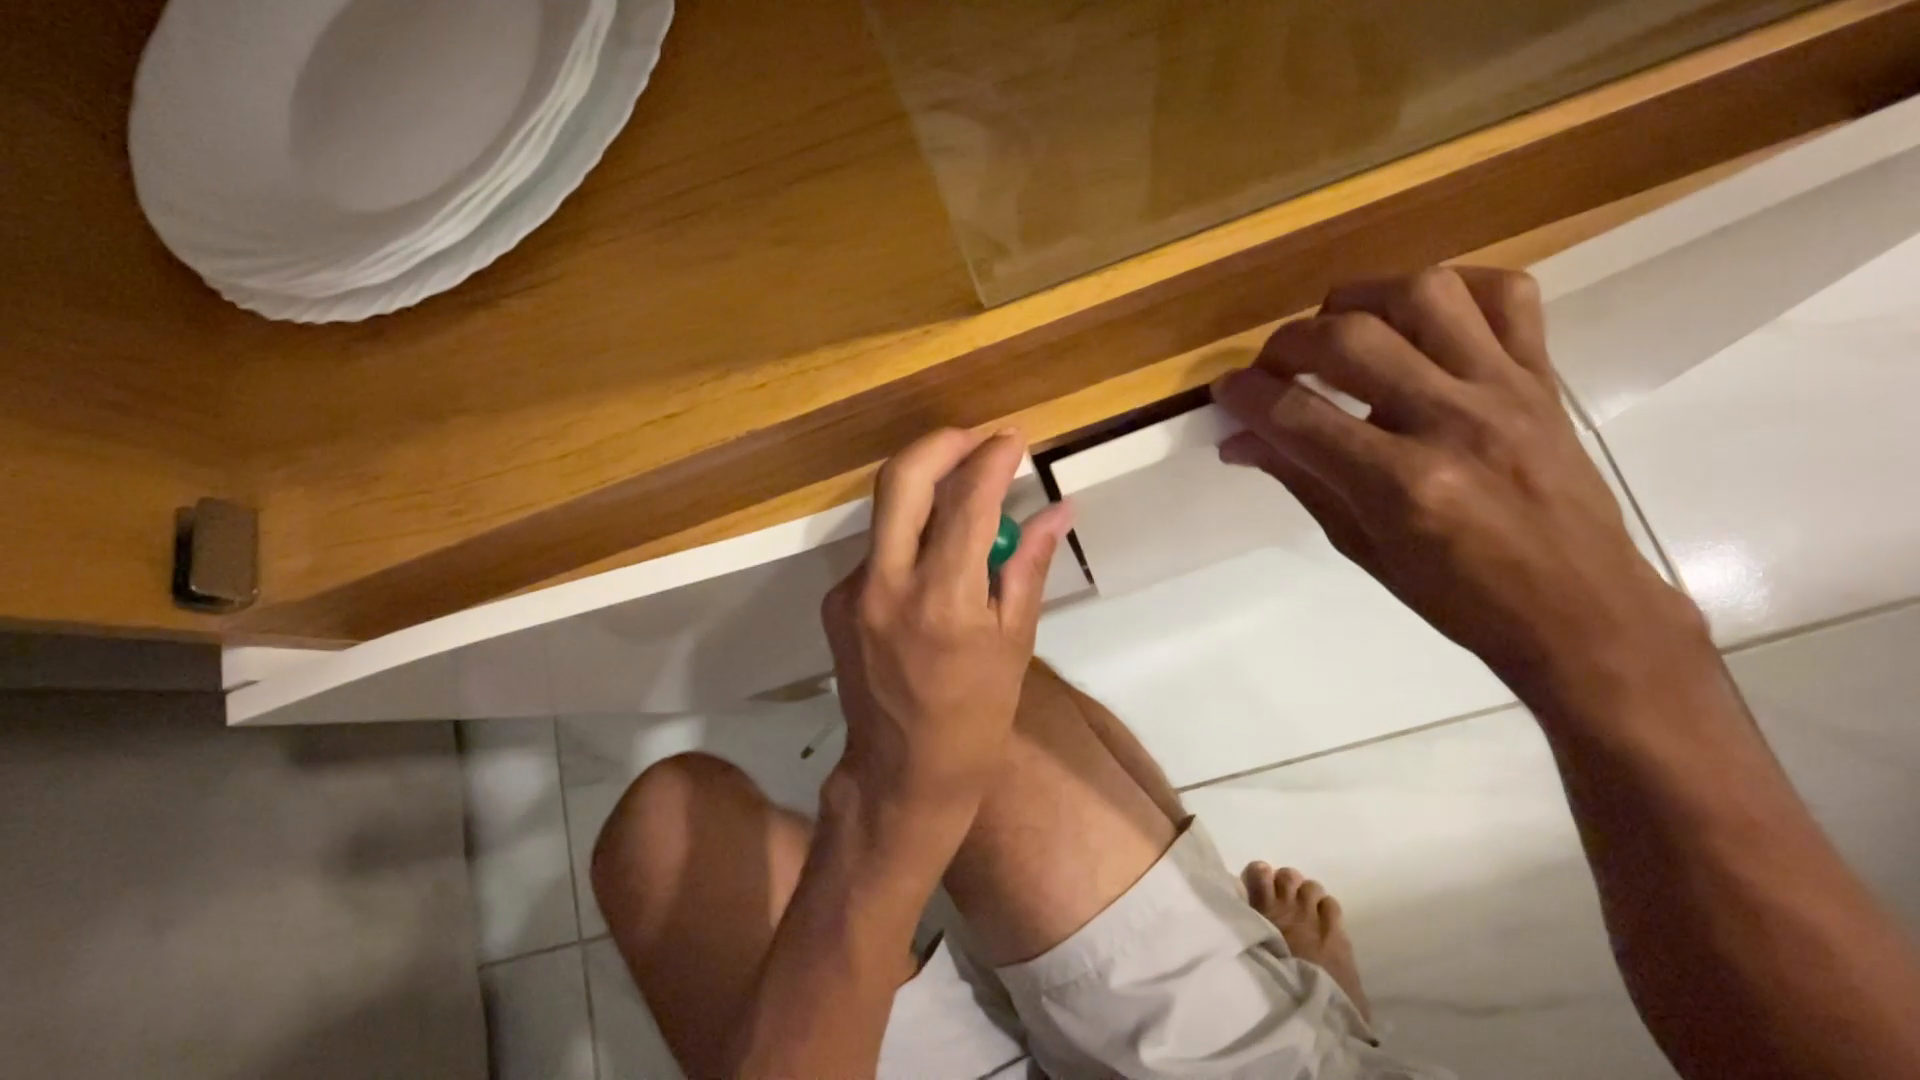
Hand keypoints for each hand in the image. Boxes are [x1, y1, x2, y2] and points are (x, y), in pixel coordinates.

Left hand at [822, 429, 1072, 812]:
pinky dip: (910, 539)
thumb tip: (1057, 509)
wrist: (901, 772)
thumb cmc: (976, 716)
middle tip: (975, 440)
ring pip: (885, 512)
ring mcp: (851, 592)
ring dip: (926, 492)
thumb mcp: (1014, 641)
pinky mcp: (834, 603)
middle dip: (941, 445)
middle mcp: (886, 584)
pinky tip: (935, 562)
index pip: (967, 502)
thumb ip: (1027, 565)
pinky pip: (877, 550)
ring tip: (966, 502)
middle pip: (900, 479)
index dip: (992, 459)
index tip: (1013, 439)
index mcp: (943, 599)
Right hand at [1212, 267, 1706, 699]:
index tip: (1225, 392)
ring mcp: (1505, 390)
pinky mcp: (1544, 376)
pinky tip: (1421, 319)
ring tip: (1340, 330)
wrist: (1579, 610)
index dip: (1246, 396)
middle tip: (1273, 369)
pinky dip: (1455, 289)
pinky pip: (1506, 294)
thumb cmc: (1460, 598)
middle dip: (1288, 344)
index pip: (1297, 415)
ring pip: (1423, 294)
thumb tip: (1239, 439)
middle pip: (1348, 340)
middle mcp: (1452, 422)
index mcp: (1401, 484)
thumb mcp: (1362, 547)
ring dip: (1361, 300)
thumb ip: (1300, 479)